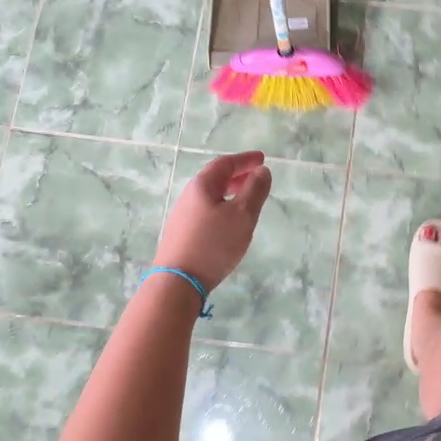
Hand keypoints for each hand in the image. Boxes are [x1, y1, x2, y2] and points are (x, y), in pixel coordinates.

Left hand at [154, 151, 271, 289]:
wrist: (177, 281)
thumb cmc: (213, 244)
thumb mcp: (242, 215)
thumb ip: (255, 191)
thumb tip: (262, 171)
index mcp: (202, 185)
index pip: (225, 163)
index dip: (245, 160)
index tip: (262, 158)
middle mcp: (189, 196)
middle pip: (216, 178)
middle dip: (238, 174)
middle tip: (257, 177)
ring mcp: (183, 215)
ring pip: (211, 195)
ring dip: (230, 191)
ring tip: (247, 199)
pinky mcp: (182, 233)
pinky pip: (207, 209)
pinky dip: (223, 206)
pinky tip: (230, 222)